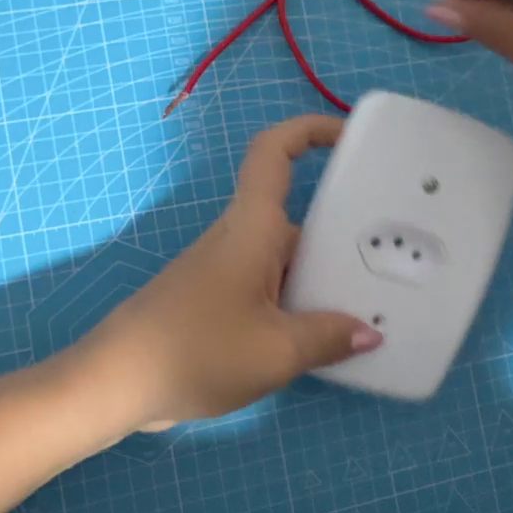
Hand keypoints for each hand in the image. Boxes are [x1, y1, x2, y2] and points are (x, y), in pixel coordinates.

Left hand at [75, 115, 383, 430]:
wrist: (116, 381)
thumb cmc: (195, 351)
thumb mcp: (275, 351)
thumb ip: (326, 338)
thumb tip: (368, 332)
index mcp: (250, 228)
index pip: (273, 153)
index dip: (309, 130)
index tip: (349, 135)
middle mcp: (239, 239)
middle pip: (296, 219)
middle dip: (342, 235)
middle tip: (396, 257)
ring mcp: (226, 270)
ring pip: (286, 260)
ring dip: (323, 278)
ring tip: (374, 307)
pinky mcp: (216, 300)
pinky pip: (270, 289)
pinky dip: (299, 304)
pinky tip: (325, 341)